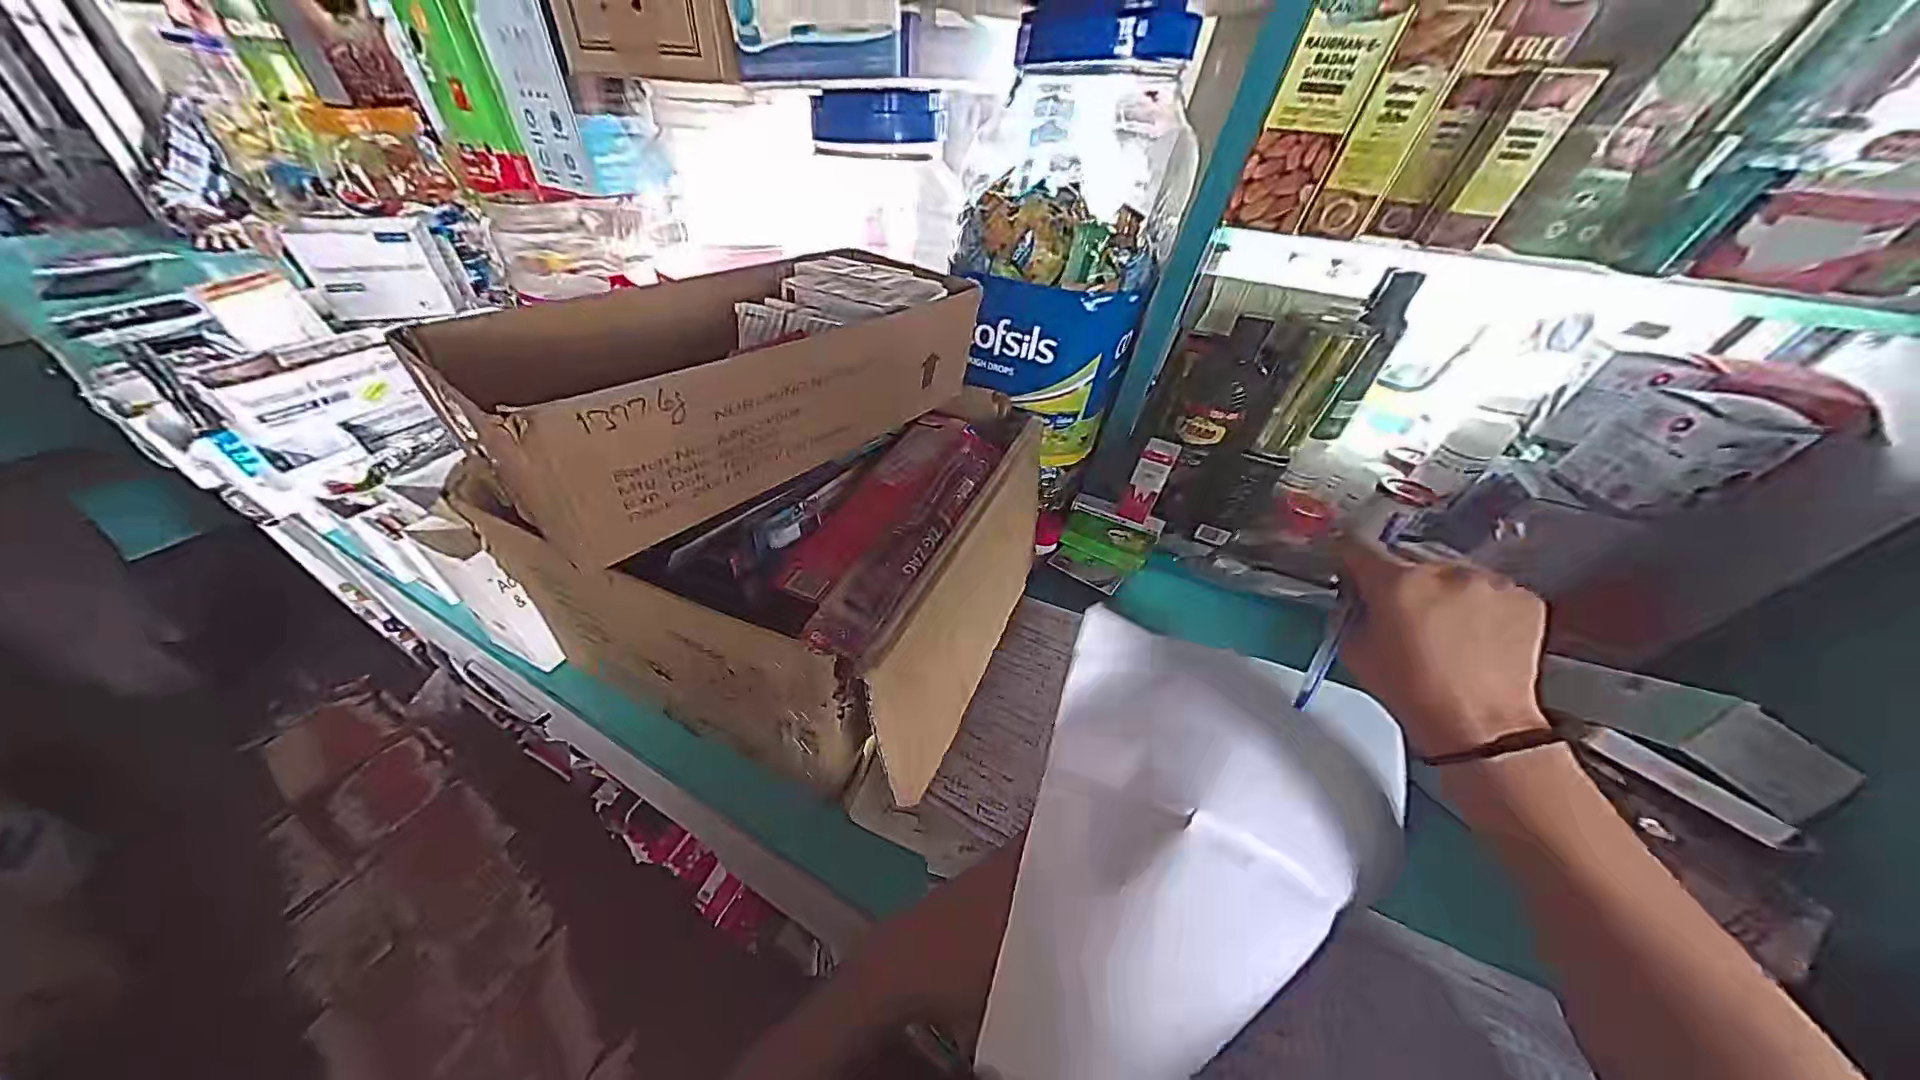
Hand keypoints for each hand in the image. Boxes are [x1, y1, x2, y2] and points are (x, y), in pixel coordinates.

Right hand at [1333, 537, 1549, 758]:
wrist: (1478, 724)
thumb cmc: (1413, 690)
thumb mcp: (1355, 648)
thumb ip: (1352, 609)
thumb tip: (1356, 593)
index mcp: (1396, 582)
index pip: (1359, 547)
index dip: (1349, 556)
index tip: (1349, 563)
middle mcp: (1445, 572)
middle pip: (1409, 560)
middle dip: (1400, 580)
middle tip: (1400, 612)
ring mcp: (1488, 582)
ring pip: (1451, 572)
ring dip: (1442, 590)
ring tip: (1442, 627)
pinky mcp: (1522, 597)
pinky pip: (1488, 588)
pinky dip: (1478, 603)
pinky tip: (1472, 633)